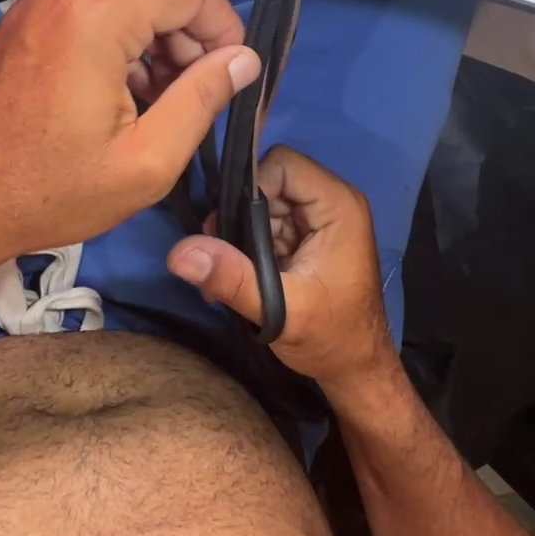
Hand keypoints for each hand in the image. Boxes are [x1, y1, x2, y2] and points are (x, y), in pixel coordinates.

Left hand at [0, 0, 260, 279]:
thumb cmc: (48, 192)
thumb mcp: (146, 160)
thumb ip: (203, 99)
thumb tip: (245, 60)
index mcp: (95, 18)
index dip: (224, 27)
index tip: (232, 75)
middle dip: (189, 47)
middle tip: (193, 105)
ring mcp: (38, 9)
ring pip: (128, 11)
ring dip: (157, 55)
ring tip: (156, 114)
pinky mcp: (25, 27)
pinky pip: (95, 23)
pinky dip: (122, 55)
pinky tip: (121, 106)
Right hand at [166, 147, 396, 388]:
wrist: (356, 371)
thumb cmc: (332, 338)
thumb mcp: (280, 310)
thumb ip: (232, 278)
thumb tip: (178, 253)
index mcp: (338, 205)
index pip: (283, 164)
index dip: (251, 189)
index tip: (232, 231)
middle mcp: (331, 202)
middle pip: (270, 181)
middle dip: (241, 216)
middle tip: (220, 255)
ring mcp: (318, 220)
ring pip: (263, 203)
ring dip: (241, 236)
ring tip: (226, 275)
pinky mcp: (306, 238)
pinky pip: (267, 224)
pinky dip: (248, 248)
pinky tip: (238, 277)